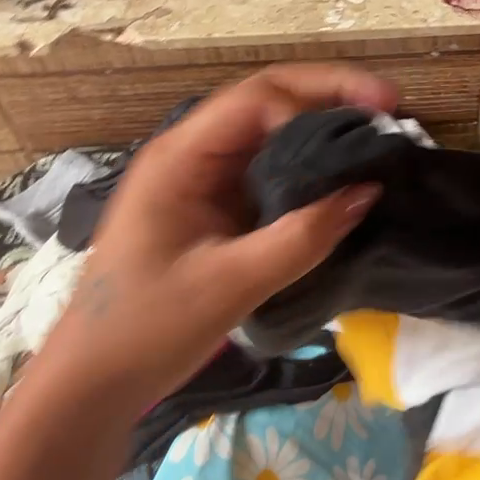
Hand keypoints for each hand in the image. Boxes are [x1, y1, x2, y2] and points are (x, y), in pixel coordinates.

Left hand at [34, 63, 392, 410]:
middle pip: (269, 99)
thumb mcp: (230, 284)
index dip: (317, 98)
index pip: (257, 99)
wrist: (90, 386)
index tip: (370, 118)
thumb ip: (302, 236)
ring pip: (274, 129)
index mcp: (181, 157)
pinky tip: (345, 169)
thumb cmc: (145, 329)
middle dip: (330, 94)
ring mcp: (205, 176)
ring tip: (377, 130)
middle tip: (389, 103)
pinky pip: (272, 164)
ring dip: (324, 123)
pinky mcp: (217, 203)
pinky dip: (312, 159)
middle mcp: (193, 152)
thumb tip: (371, 190)